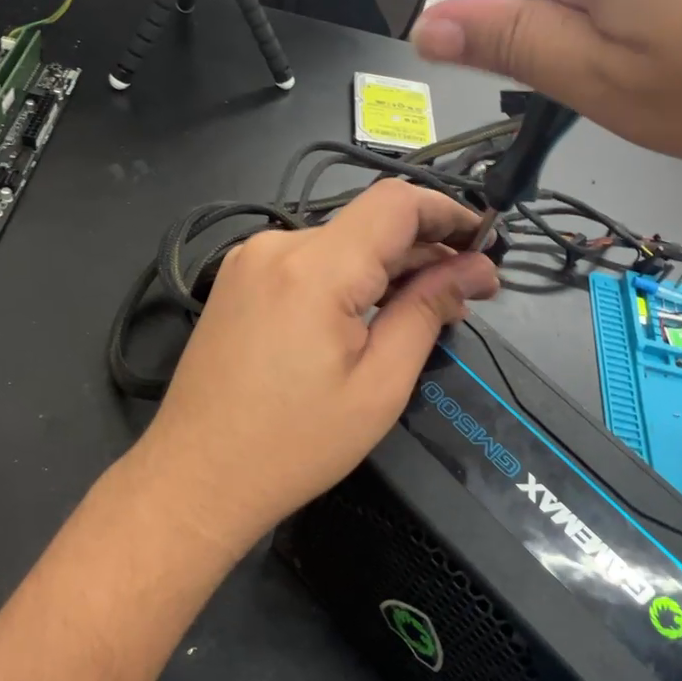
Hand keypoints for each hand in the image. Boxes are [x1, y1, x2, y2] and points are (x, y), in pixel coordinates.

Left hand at [133, 181, 499, 552]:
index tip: (485, 243)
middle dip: (424, 250)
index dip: (449, 213)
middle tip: (468, 294)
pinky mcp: (237, 280)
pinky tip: (369, 315)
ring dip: (386, 267)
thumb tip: (474, 269)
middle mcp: (276, 246)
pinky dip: (346, 278)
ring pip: (339, 243)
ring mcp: (250, 261)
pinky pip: (307, 262)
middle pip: (369, 223)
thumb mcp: (379, 385)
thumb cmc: (293, 446)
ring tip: (424, 311)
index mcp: (314, 268)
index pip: (397, 203)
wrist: (195, 477)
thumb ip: (427, 312)